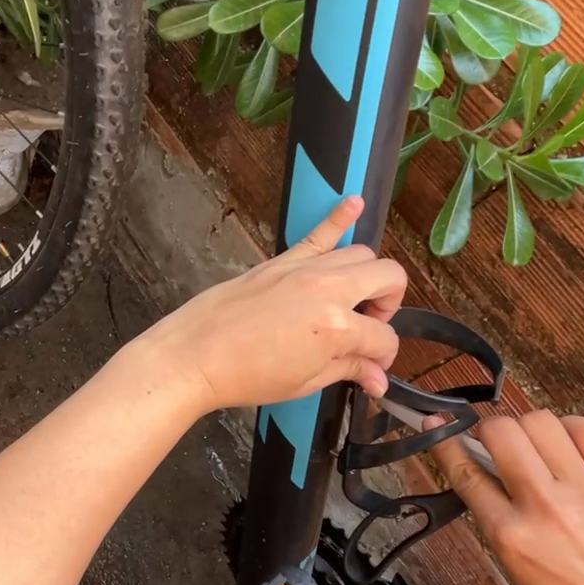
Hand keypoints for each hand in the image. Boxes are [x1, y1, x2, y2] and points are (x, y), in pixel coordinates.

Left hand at [128, 197, 405, 414]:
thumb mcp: (305, 382)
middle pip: (388, 278)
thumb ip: (347, 370)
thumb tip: (377, 378)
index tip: (372, 368)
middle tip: (367, 330)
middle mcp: (327, 288)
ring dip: (368, 277)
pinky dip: (339, 216)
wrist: (194, 356)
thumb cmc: (245, 376)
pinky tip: (354, 202)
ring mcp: (303, 270)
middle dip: (388, 305)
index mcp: (337, 327)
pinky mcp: (280, 262)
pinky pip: (317, 233)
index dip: (383, 356)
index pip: (383, 337)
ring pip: (360, 254)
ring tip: (353, 302)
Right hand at [430, 412, 583, 584]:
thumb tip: (489, 483)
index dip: (444, 442)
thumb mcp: (524, 577)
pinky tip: (573, 444)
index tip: (436, 426)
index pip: (464, 472)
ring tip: (538, 443)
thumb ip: (503, 525)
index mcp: (511, 537)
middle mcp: (544, 506)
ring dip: (529, 426)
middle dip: (489, 428)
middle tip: (496, 440)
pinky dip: (573, 429)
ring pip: (540, 421)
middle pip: (499, 431)